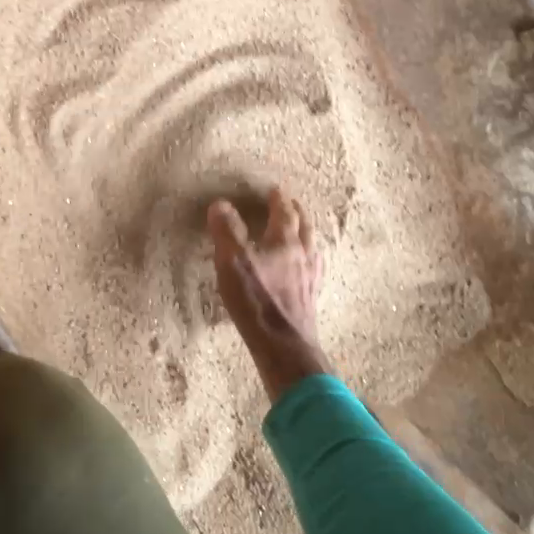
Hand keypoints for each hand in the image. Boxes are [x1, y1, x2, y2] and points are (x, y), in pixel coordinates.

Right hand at [207, 187, 333, 401]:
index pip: (285, 213)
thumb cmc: (256, 300)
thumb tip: (220, 204)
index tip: (275, 189)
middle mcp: (303, 256)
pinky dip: (308, 257)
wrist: (284, 344)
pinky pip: (313, 267)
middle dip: (296, 213)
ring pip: (312, 246)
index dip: (278, 199)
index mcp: (285, 242)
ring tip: (300, 230)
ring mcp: (310, 277)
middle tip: (290, 204)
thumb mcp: (232, 261)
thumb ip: (226, 231)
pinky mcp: (310, 297)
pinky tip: (305, 266)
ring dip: (305, 233)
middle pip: (304, 227)